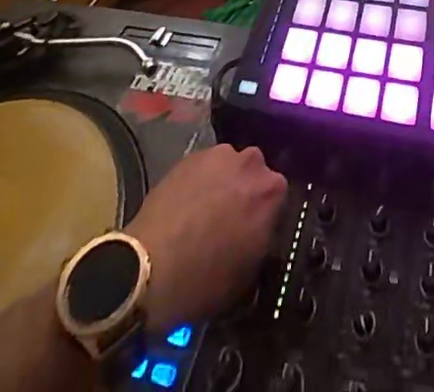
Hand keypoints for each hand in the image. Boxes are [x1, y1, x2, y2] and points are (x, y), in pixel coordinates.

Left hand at [126, 143, 286, 330]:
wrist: (154, 266)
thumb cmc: (210, 277)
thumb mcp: (252, 267)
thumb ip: (262, 233)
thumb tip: (258, 226)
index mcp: (271, 191)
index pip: (279, 192)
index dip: (267, 209)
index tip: (258, 223)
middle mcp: (249, 164)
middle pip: (254, 170)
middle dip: (246, 187)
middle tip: (232, 212)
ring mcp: (215, 155)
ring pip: (228, 163)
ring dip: (223, 178)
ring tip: (207, 204)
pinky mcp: (186, 156)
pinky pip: (203, 165)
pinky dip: (199, 178)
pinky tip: (188, 199)